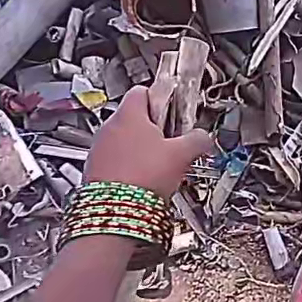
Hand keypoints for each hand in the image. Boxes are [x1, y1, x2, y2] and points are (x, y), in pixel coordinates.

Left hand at [84, 85, 212, 195]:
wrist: (116, 212)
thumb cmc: (142, 177)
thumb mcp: (181, 154)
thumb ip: (197, 139)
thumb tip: (204, 137)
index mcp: (129, 114)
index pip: (144, 90)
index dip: (163, 98)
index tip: (176, 109)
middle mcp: (110, 127)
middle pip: (137, 117)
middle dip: (157, 128)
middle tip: (174, 143)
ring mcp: (100, 149)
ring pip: (127, 140)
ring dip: (144, 148)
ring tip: (161, 165)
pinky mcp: (96, 170)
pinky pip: (118, 160)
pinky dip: (132, 165)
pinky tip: (146, 179)